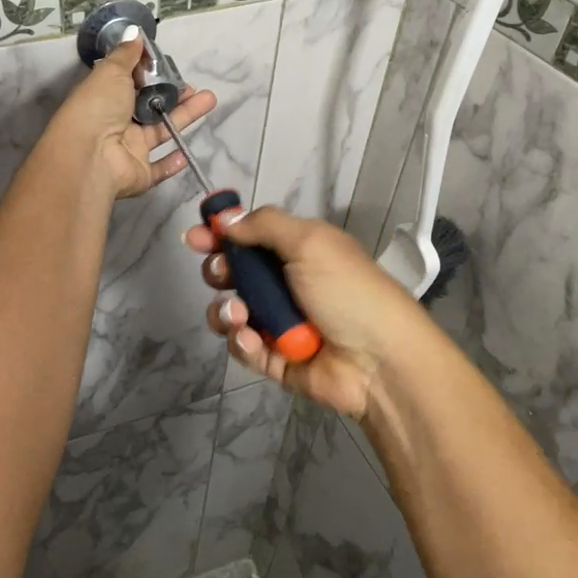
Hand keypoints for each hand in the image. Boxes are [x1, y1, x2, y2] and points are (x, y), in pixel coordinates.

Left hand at [46, 32, 216, 199]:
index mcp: (106, 98)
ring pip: (161, 133)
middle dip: (175, 96)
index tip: (170, 67)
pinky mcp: (140, 174)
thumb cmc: (98, 107)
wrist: (89, 155)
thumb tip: (134, 32)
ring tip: (209, 100)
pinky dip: (173, 162)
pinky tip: (186, 152)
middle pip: (151, 108)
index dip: (151, 75)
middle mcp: (116, 123)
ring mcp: (128, 151)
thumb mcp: (111, 72)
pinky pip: (159, 168)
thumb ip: (126, 55)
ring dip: (184, 117)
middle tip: (196, 86)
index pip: (131, 84)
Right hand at [187, 207, 425, 417]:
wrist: (380, 361)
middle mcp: (285, 284)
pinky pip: (242, 347)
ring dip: (226, 311)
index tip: (197, 235)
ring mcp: (278, 323)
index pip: (249, 235)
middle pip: (233, 272)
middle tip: (220, 274)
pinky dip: (242, 342)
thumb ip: (264, 224)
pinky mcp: (274, 359)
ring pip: (230, 311)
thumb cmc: (347, 291)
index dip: (220, 233)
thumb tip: (226, 216)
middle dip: (218, 271)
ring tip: (239, 316)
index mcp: (297, 250)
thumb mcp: (310, 242)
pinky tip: (253, 340)